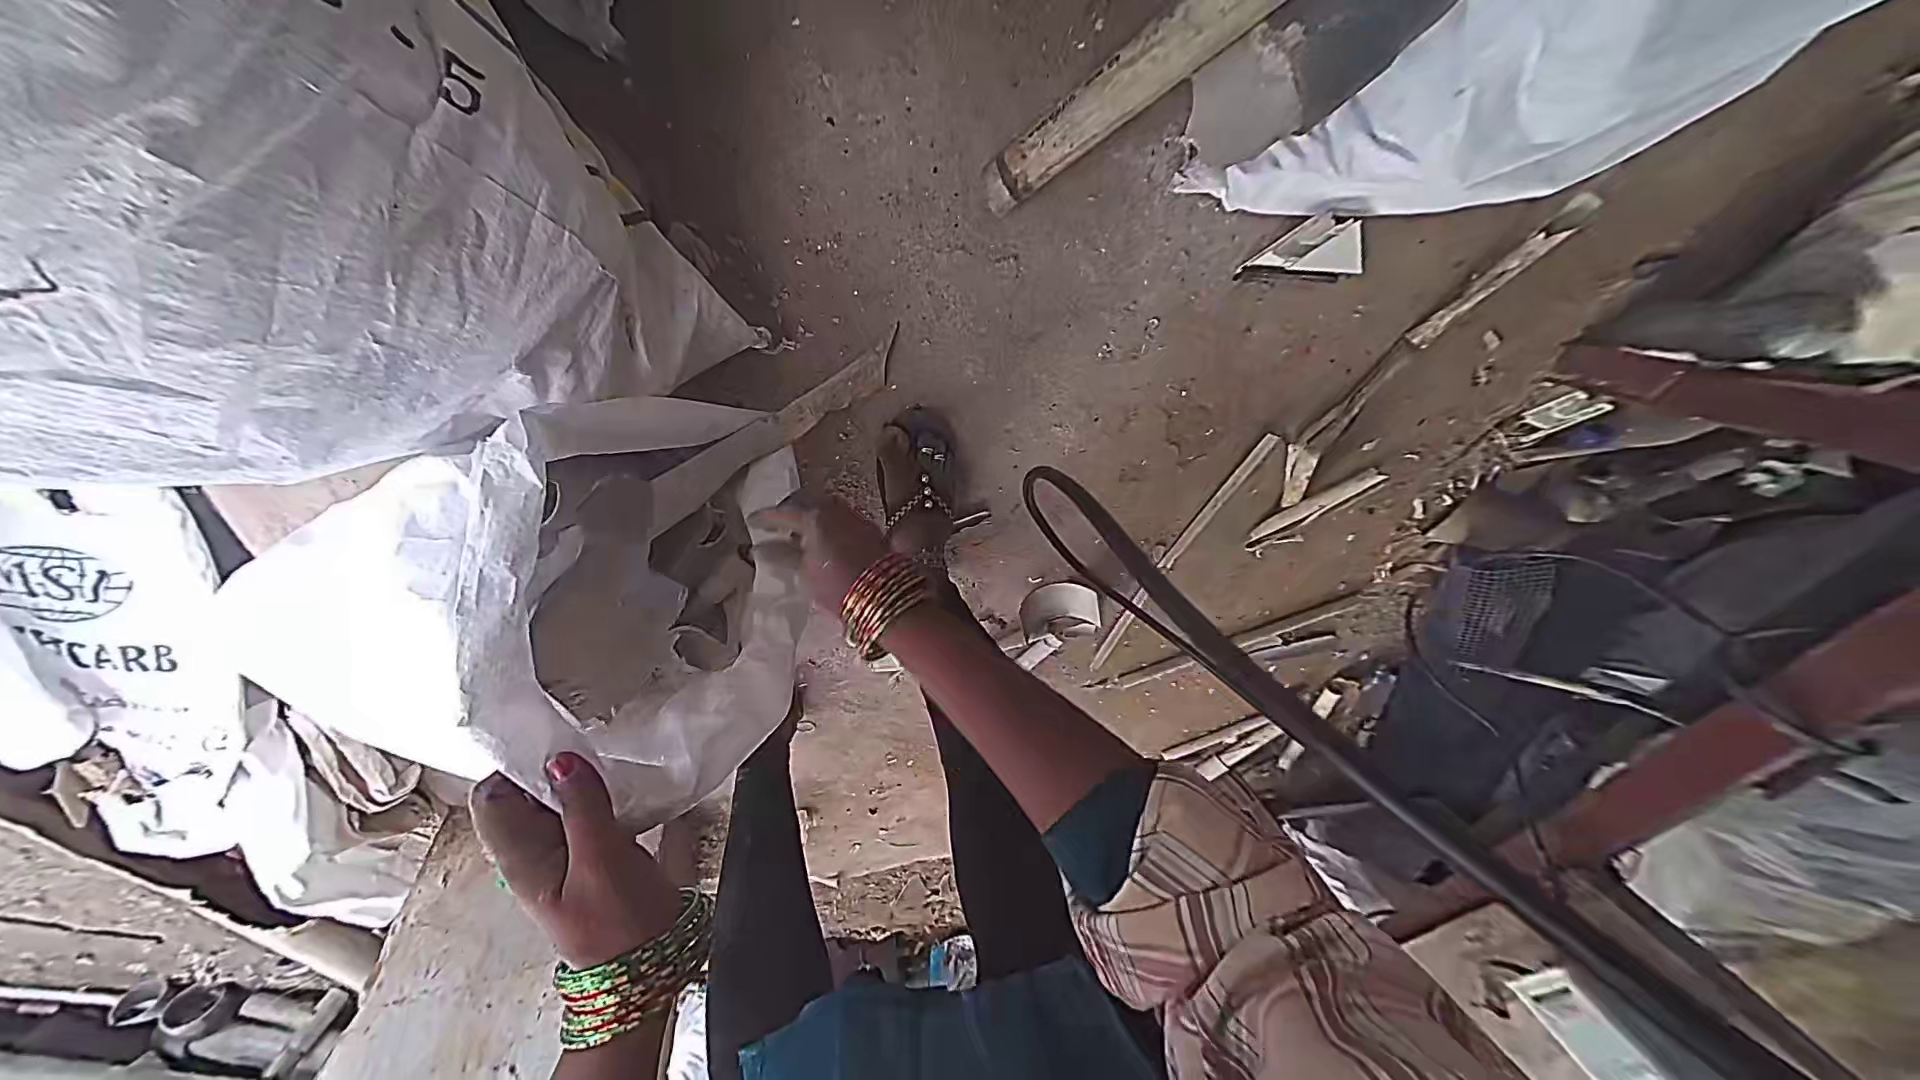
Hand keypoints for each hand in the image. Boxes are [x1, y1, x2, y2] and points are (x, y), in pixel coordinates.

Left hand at [470, 752, 680, 967]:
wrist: (649, 964)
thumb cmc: (618, 920)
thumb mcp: (600, 858)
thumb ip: (582, 807)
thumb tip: (560, 759)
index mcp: (521, 856)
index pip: (494, 798)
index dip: (516, 765)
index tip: (553, 737)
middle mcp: (538, 850)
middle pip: (528, 794)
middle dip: (552, 763)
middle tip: (588, 738)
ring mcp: (569, 851)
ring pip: (561, 799)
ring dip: (581, 775)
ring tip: (610, 753)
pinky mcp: (600, 851)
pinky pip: (590, 809)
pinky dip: (603, 791)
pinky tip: (628, 779)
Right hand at [752, 493, 891, 614]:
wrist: (885, 595)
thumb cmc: (838, 586)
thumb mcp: (805, 573)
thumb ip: (783, 556)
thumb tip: (762, 549)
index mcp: (814, 516)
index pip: (783, 511)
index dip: (765, 517)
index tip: (752, 521)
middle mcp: (836, 509)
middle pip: (807, 500)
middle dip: (790, 509)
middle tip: (777, 522)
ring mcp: (855, 516)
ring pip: (826, 506)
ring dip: (810, 514)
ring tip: (798, 531)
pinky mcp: (869, 529)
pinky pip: (841, 516)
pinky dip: (827, 521)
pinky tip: (822, 536)